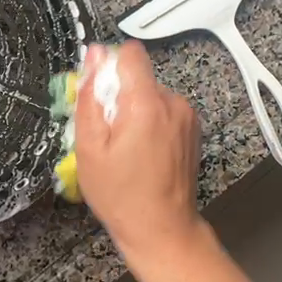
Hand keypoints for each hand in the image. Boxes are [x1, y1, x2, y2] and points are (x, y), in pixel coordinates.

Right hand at [74, 42, 208, 261]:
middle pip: (138, 76)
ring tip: (124, 148)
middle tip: (107, 135)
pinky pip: (163, 110)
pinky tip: (141, 152)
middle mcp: (173, 103)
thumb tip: (94, 56)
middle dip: (117, 96)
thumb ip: (90, 97)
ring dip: (133, 111)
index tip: (99, 96)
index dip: (108, 67)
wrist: (161, 228)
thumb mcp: (89, 147)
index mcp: (146, 104)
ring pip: (149, 94)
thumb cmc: (121, 195)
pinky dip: (149, 122)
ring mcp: (186, 116)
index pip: (130, 54)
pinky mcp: (192, 128)